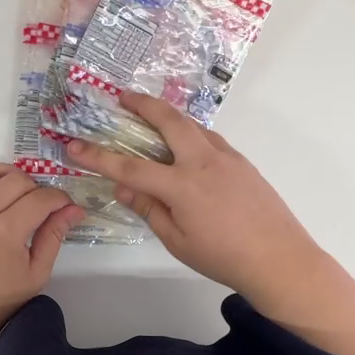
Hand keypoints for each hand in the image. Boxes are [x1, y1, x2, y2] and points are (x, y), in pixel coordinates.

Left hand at [0, 164, 83, 333]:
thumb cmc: (0, 301)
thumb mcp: (36, 274)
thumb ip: (54, 237)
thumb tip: (74, 210)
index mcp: (6, 232)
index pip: (41, 199)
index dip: (60, 200)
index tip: (67, 209)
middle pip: (19, 180)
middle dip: (39, 189)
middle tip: (45, 209)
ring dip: (15, 177)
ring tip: (23, 196)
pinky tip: (2, 195)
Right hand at [63, 93, 335, 305]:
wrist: (279, 258)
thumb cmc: (223, 257)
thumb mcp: (178, 240)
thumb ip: (151, 210)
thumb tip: (126, 187)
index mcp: (182, 186)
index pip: (130, 167)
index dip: (99, 157)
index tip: (74, 146)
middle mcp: (204, 162)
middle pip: (168, 121)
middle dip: (143, 104)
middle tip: (123, 96)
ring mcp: (227, 158)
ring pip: (193, 126)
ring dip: (170, 116)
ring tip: (152, 115)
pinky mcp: (243, 163)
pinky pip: (211, 139)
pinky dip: (191, 134)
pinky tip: (186, 145)